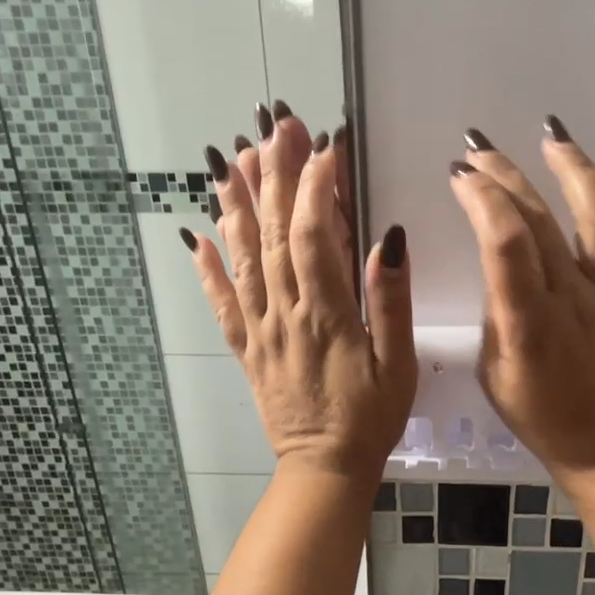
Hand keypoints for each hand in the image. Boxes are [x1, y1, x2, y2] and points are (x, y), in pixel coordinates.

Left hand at [186, 102, 415, 484]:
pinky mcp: (247, 350)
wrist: (325, 469)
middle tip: (276, 126)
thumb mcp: (398, 366)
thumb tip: (388, 240)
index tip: (325, 146)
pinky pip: (222, 304)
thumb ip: (392, 303)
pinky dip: (208, 268)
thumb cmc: (371, 419)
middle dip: (276, 175)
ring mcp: (260, 331)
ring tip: (234, 159)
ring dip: (238, 205)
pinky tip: (197, 234)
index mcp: (327, 314)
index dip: (318, 186)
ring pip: (243, 258)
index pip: (316, 234)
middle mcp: (286, 313)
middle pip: (276, 233)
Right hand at [447, 117, 594, 477]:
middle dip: (505, 173)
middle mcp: (574, 299)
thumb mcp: (495, 376)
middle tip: (477, 146)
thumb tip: (503, 273)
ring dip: (573, 168)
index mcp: (530, 324)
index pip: (505, 242)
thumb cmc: (540, 420)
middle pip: (541, 218)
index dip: (481, 198)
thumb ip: (496, 317)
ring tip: (550, 136)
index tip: (460, 174)